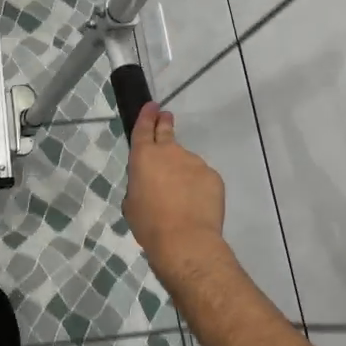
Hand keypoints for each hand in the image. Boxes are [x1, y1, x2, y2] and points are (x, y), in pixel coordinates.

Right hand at [124, 104, 231, 284]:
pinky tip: (196, 206)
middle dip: (165, 123)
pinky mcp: (213, 176)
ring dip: (183, 172)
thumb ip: (139, 186)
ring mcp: (195, 162)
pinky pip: (202, 178)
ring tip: (181, 198)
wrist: (185, 239)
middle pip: (167, 132)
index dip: (146, 116)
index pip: (143, 129)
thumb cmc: (149, 224)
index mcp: (144, 157)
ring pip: (186, 162)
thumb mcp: (132, 203)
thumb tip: (149, 184)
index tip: (152, 106)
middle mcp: (170, 153)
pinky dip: (198, 187)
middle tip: (166, 117)